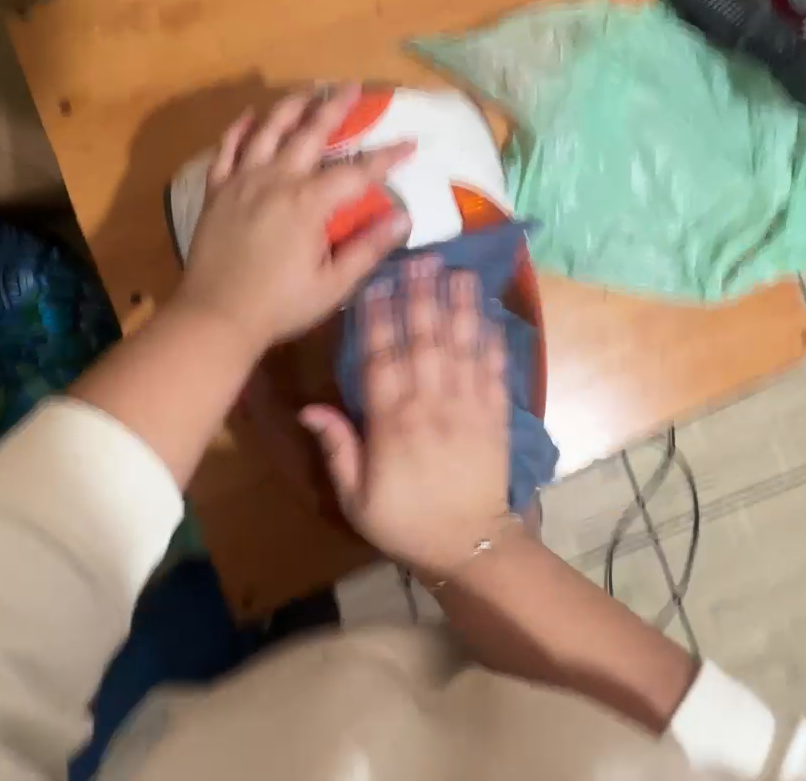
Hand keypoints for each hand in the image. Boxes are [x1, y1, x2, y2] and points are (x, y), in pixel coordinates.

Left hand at [174, 85, 412, 350]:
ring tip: (308, 90)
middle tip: (352, 86)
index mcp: (308, 203)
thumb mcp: (334, 284)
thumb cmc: (281, 305)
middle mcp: (276, 180)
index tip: (410, 142)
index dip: (386, 156)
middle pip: (311, 133)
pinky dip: (240, 129)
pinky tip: (251, 115)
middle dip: (335, 107)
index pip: (357, 171)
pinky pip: (227, 149)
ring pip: (269, 130)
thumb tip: (404, 217)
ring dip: (291, 106)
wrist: (215, 316)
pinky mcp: (217, 190)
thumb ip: (369, 247)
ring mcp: (242, 181)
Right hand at [299, 258, 513, 577]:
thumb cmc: (404, 521)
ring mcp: (468, 407)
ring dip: (459, 306)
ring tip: (458, 271)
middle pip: (424, 341)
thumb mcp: (355, 496)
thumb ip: (337, 448)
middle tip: (420, 259)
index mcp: (392, 424)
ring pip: (462, 347)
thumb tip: (308, 407)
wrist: (469, 545)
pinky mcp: (497, 415)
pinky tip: (489, 312)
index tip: (375, 282)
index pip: (381, 359)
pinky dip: (493, 340)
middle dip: (421, 297)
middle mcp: (431, 405)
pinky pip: (495, 370)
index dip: (377, 318)